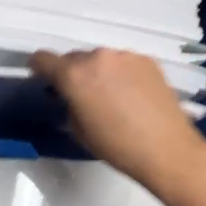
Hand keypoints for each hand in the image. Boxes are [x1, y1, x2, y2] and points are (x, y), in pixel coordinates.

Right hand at [30, 49, 205, 184]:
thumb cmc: (117, 146)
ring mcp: (125, 56)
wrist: (167, 149)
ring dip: (98, 72)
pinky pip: (123, 63)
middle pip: (73, 58)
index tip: (42, 79)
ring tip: (111, 96)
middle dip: (72, 73)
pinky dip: (121, 74)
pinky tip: (132, 95)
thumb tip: (69, 97)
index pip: (43, 59)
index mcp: (74, 75)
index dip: (38, 68)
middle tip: (81, 96)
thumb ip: (68, 105)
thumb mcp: (78, 130)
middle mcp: (97, 57)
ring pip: (101, 59)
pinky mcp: (147, 60)